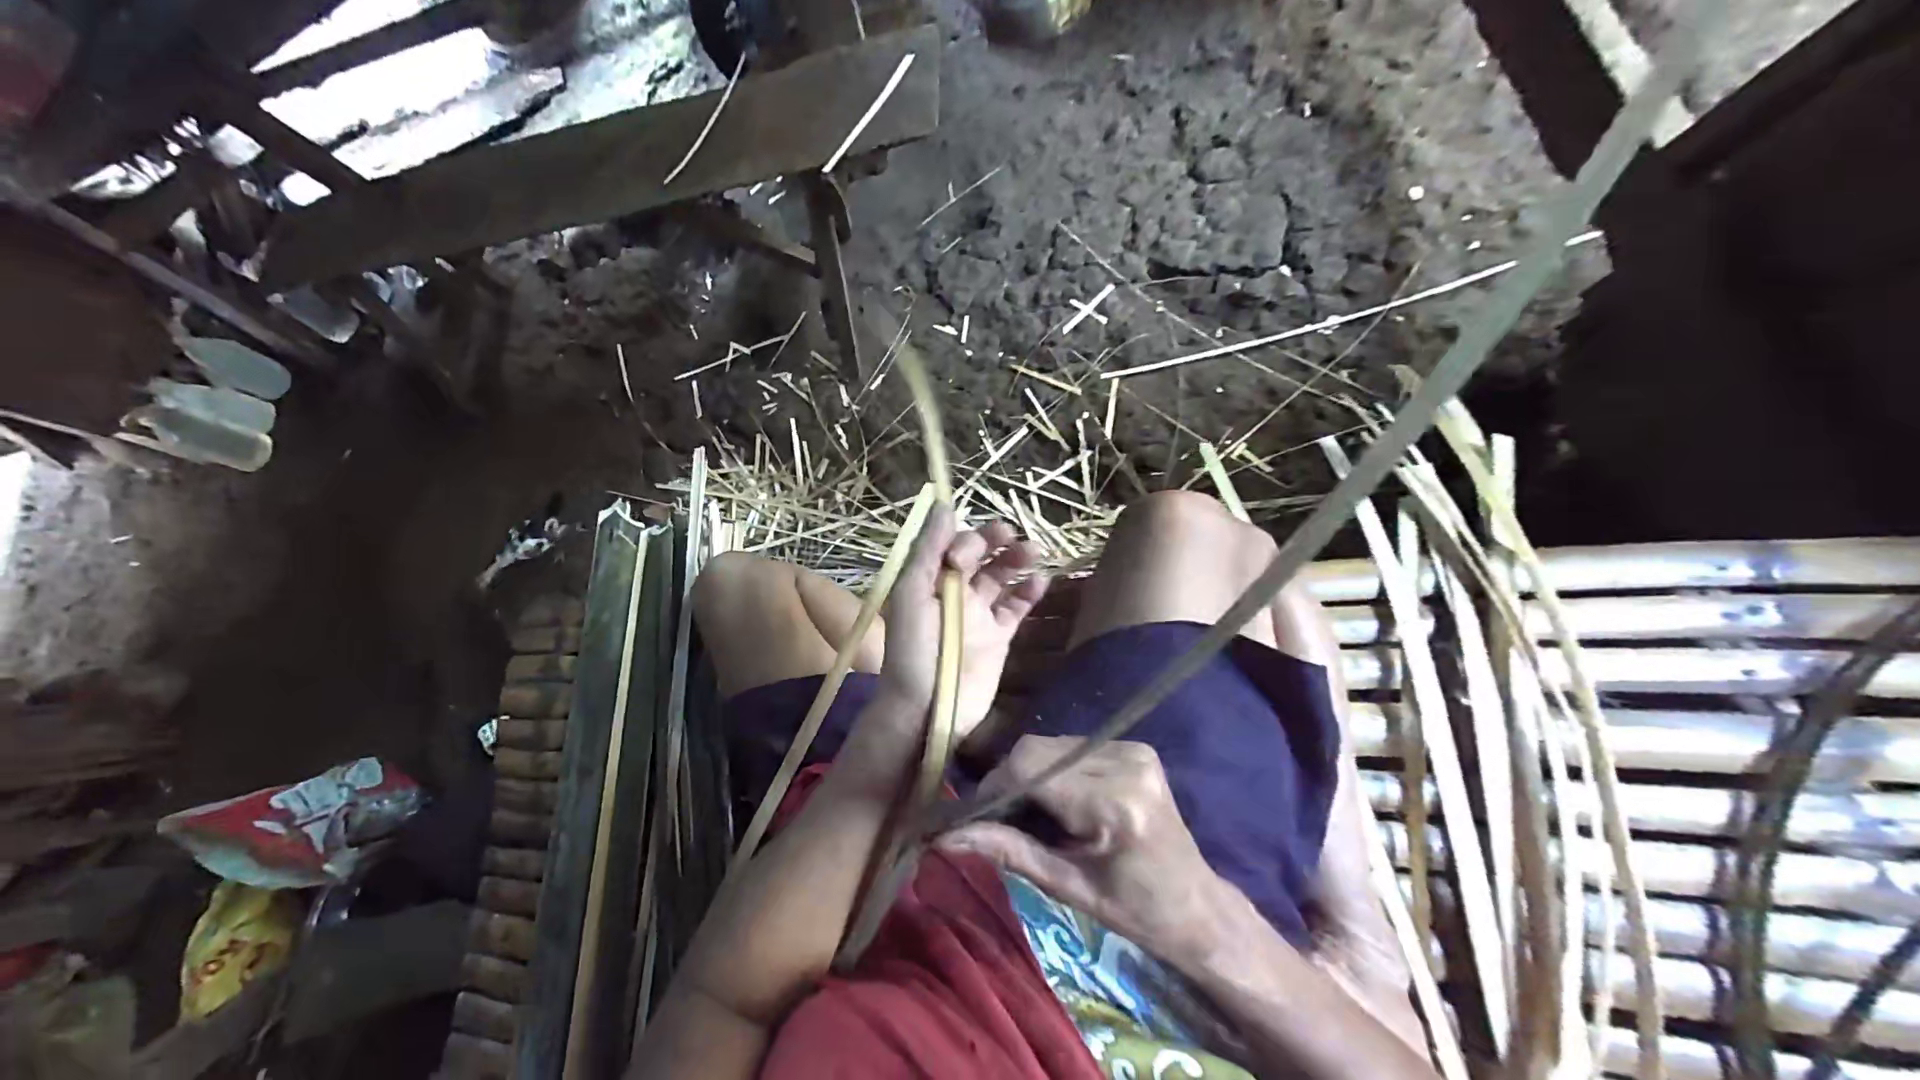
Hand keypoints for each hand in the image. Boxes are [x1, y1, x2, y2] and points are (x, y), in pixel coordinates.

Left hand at [874, 504, 1048, 737]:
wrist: (928, 709)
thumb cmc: (913, 650)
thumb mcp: (911, 594)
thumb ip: (927, 551)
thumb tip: (945, 506)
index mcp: (930, 580)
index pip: (953, 546)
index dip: (965, 541)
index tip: (969, 554)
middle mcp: (955, 593)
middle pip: (980, 556)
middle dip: (995, 540)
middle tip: (1011, 535)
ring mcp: (979, 615)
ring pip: (1002, 577)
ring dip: (1017, 560)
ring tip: (1034, 551)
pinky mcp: (1000, 637)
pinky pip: (1017, 607)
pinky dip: (1030, 592)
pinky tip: (1041, 580)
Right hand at [937, 735, 1232, 962]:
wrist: (1195, 903)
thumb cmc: (1132, 910)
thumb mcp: (1067, 886)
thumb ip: (1007, 850)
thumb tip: (943, 837)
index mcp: (1114, 804)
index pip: (1030, 770)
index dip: (993, 788)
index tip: (975, 817)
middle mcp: (1126, 764)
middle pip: (1036, 750)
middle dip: (1008, 780)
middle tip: (1000, 818)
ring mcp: (1134, 750)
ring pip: (1050, 744)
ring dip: (1029, 773)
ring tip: (1032, 814)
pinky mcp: (1136, 746)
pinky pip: (1072, 747)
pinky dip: (1053, 769)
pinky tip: (1059, 800)